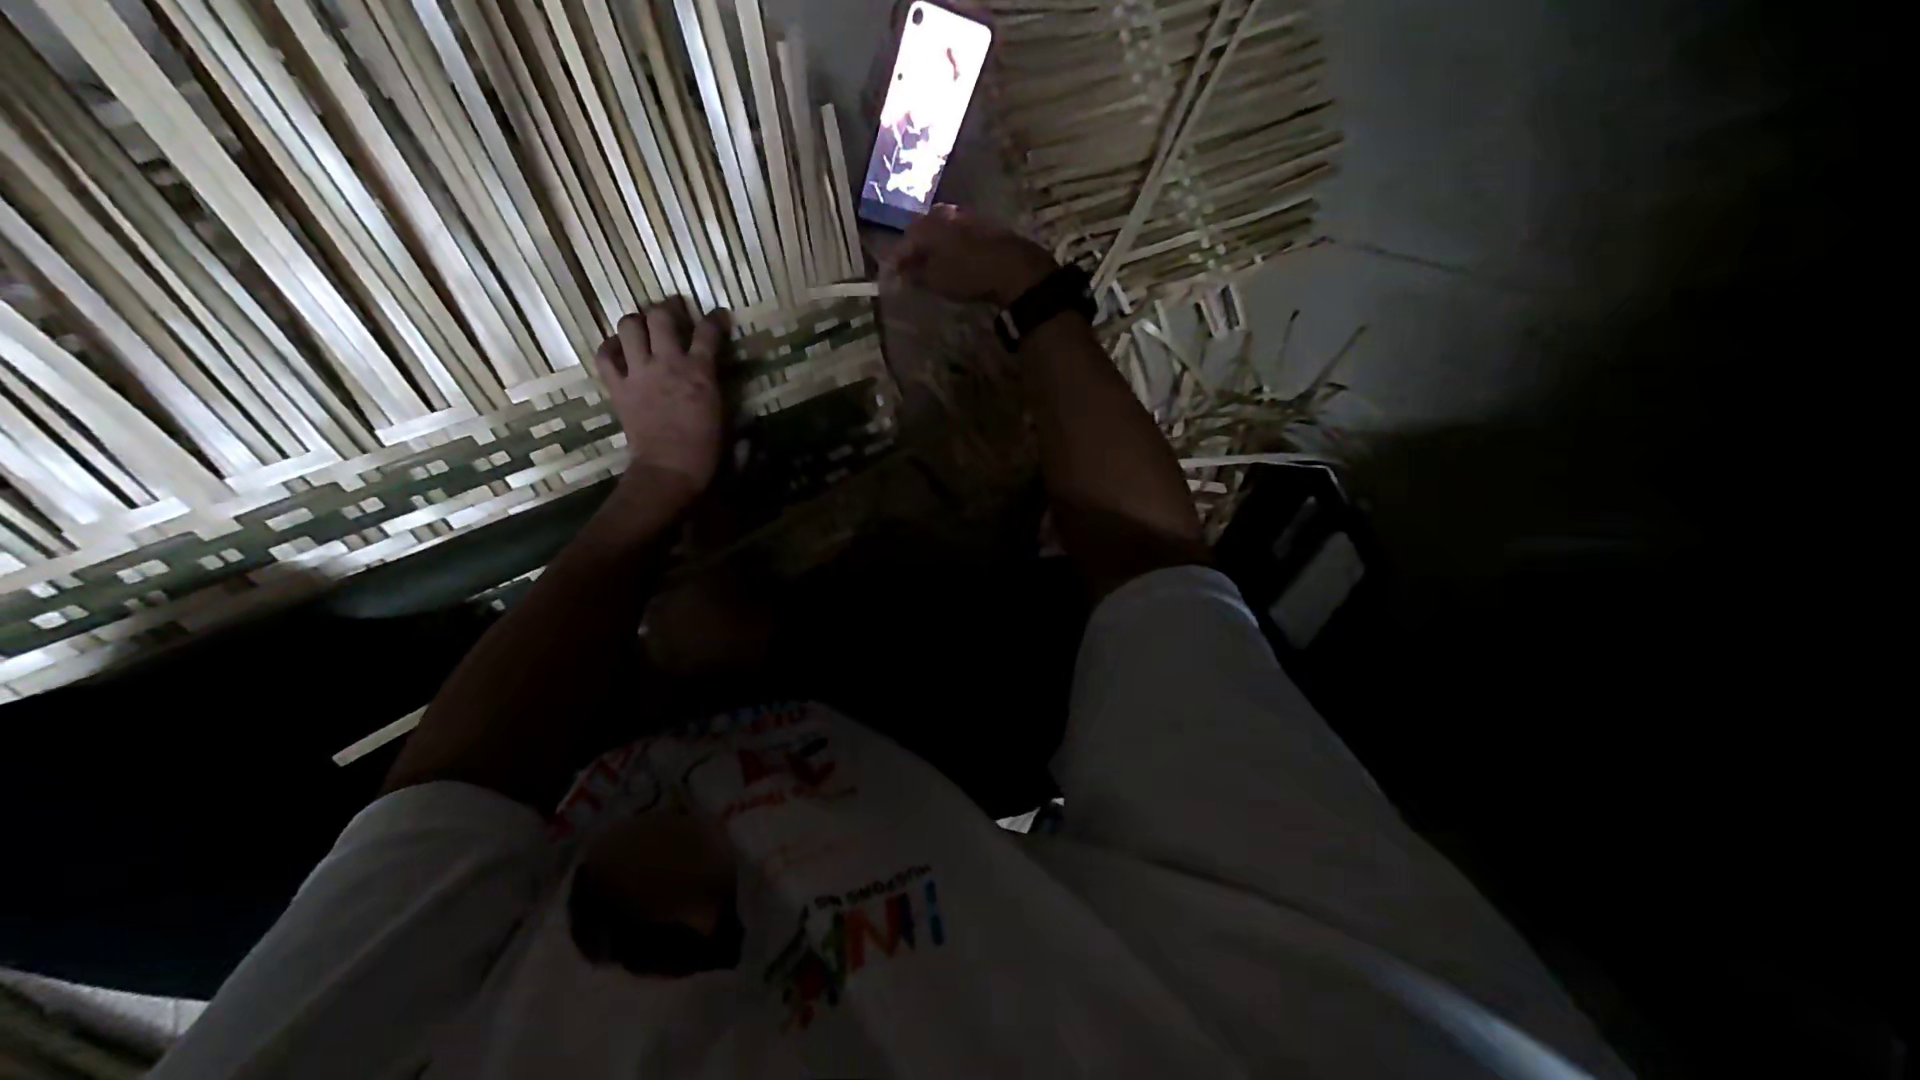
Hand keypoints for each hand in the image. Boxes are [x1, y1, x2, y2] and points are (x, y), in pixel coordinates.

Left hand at [594, 300, 726, 515]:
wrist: (668, 471)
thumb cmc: (706, 454)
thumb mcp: (729, 424)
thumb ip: (734, 408)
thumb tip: (749, 423)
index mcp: (701, 373)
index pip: (708, 331)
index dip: (715, 319)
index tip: (718, 316)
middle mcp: (668, 363)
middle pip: (661, 316)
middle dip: (668, 308)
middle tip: (673, 310)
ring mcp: (639, 373)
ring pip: (629, 327)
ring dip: (636, 322)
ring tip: (644, 327)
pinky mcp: (618, 387)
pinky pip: (604, 355)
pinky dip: (610, 347)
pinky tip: (619, 349)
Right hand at [890, 204, 1057, 305]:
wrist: (1014, 267)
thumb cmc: (968, 274)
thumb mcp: (936, 280)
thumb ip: (914, 274)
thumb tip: (901, 272)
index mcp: (927, 224)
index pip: (904, 241)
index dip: (896, 259)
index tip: (892, 275)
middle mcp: (943, 213)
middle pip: (921, 230)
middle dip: (914, 248)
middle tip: (910, 268)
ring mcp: (965, 215)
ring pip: (940, 228)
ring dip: (933, 244)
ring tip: (931, 263)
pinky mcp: (983, 223)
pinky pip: (956, 232)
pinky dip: (949, 244)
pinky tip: (953, 257)